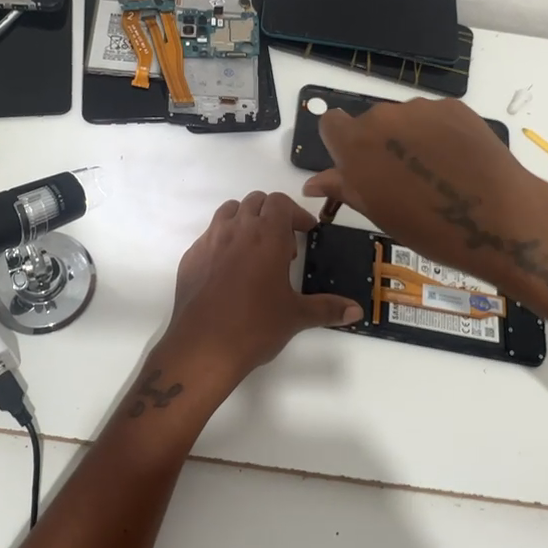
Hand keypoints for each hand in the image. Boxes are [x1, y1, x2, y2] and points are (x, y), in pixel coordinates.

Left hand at [160, 192, 363, 385]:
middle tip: (283, 247)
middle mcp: (237, 229)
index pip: (281, 202)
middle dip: (272, 215)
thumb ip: (327, 308)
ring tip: (255, 251)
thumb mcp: (296, 316)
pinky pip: (210, 235)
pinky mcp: (191, 256)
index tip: (305, 232)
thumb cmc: (255, 326)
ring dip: (246, 221)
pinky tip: (229, 271)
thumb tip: (356, 311)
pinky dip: (224, 241)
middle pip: (255, 201)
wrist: (204, 345)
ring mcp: (210, 240)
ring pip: (229, 212)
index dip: (296, 213)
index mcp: (267, 235)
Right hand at [304, 98, 547, 304]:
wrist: (498, 216)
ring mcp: (421, 109)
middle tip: (400, 180)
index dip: (341, 144)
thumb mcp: (378, 213)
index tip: (358, 167)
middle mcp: (383, 117)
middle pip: (370, 122)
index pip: (331, 124)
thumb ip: (343, 188)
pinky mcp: (454, 107)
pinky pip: (434, 117)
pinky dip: (438, 134)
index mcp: (356, 145)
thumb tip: (312, 184)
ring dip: (409, 138)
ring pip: (403, 119)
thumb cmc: (428, 226)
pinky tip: (456, 162)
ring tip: (434, 173)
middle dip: (378, 144)